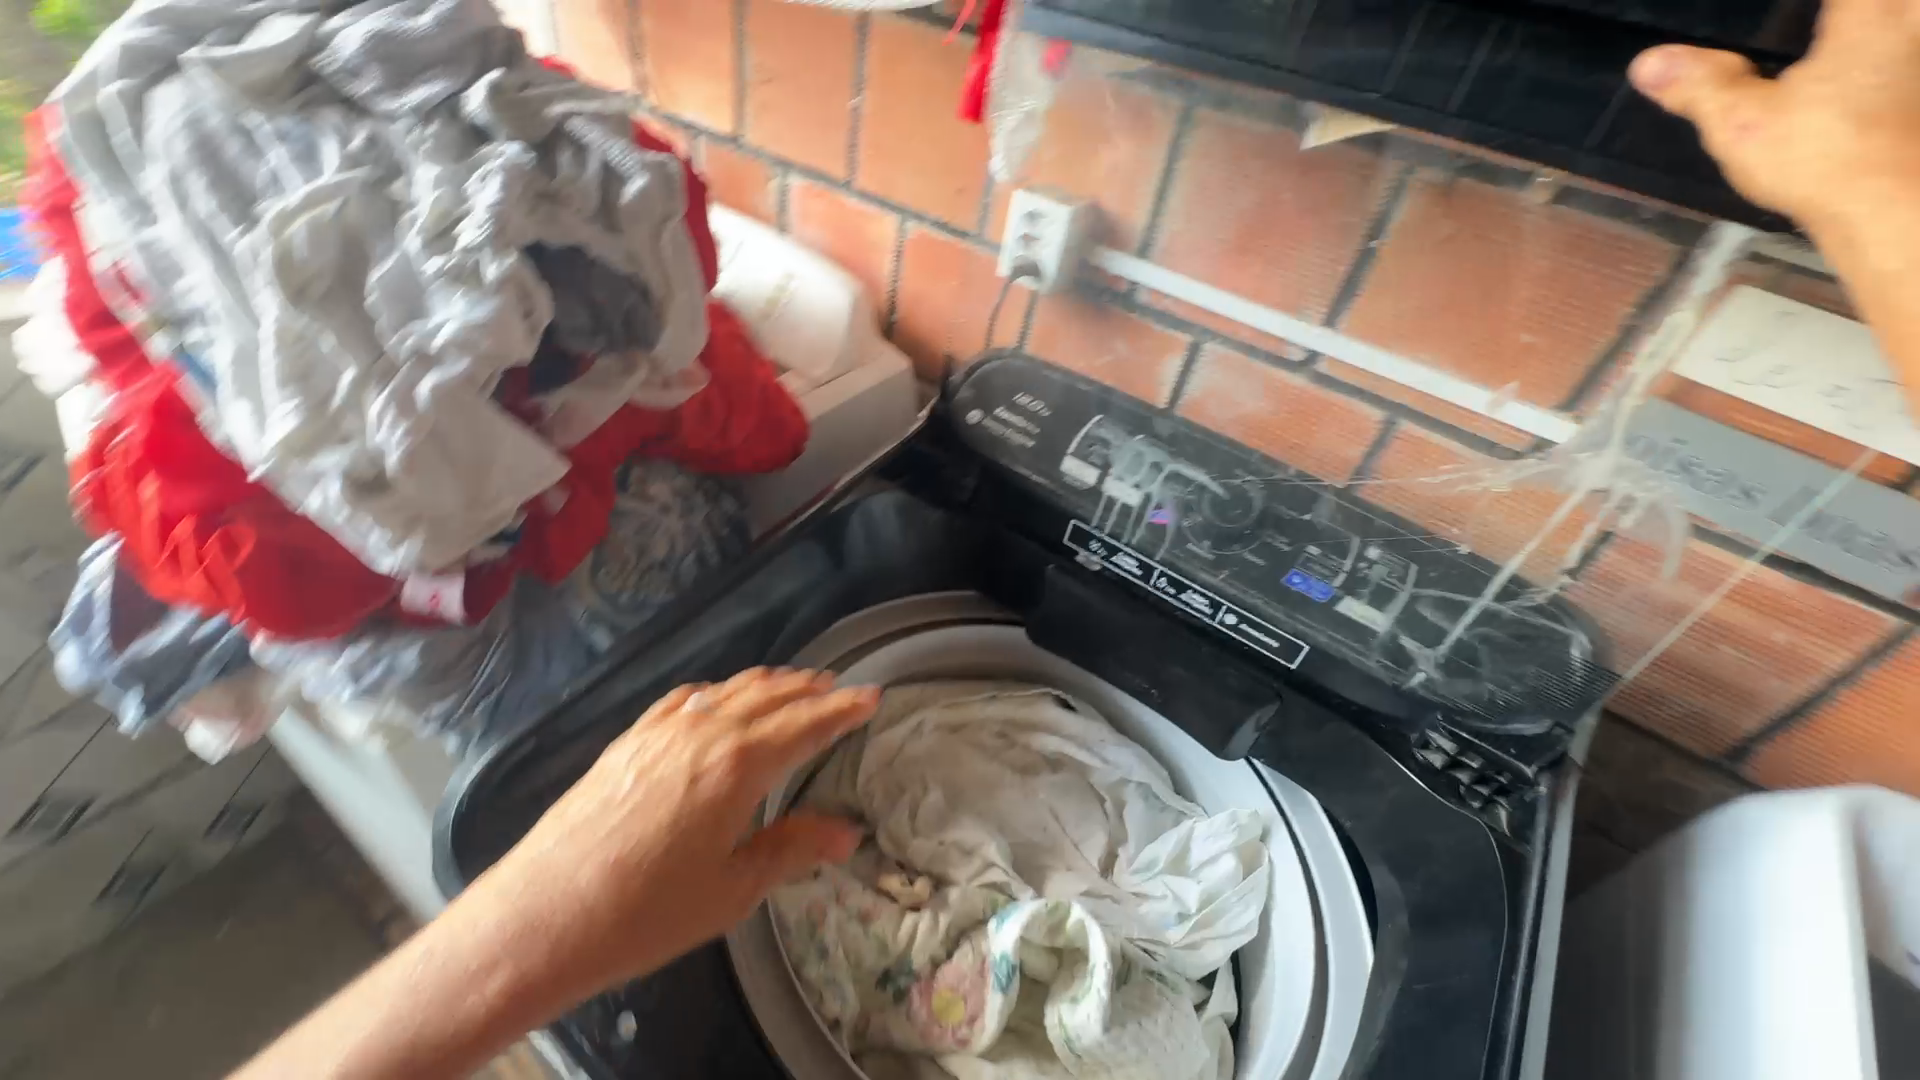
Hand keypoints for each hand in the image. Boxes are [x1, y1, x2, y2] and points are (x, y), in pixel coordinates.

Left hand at [472, 668, 879, 991]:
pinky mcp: (628, 741)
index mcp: (740, 764)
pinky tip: (717, 698)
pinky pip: (685, 700)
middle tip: (840, 686)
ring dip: (768, 684)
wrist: (539, 919)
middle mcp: (705, 732)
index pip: (806, 724)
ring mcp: (661, 732)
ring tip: (794, 683)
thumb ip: (793, 849)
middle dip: (811, 689)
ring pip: (728, 691)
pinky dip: (717, 692)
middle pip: (771, 697)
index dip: (843, 710)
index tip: (872, 696)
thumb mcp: (733, 889)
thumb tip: (848, 832)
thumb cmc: (646, 912)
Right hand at [1628, 0, 1919, 240]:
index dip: (1783, 9)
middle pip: (1868, 8)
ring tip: (1833, 38)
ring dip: (1872, 30)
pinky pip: (1898, 58)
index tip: (1771, 18)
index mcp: (1871, 13)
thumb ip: (1698, 87)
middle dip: (1838, 19)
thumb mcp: (1739, 123)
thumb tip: (1648, 61)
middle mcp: (1910, 22)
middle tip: (1793, 32)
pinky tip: (1852, 85)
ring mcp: (1918, 55)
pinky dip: (1879, 63)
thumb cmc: (1820, 158)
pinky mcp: (1914, 93)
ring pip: (1892, 25)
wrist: (1888, 201)